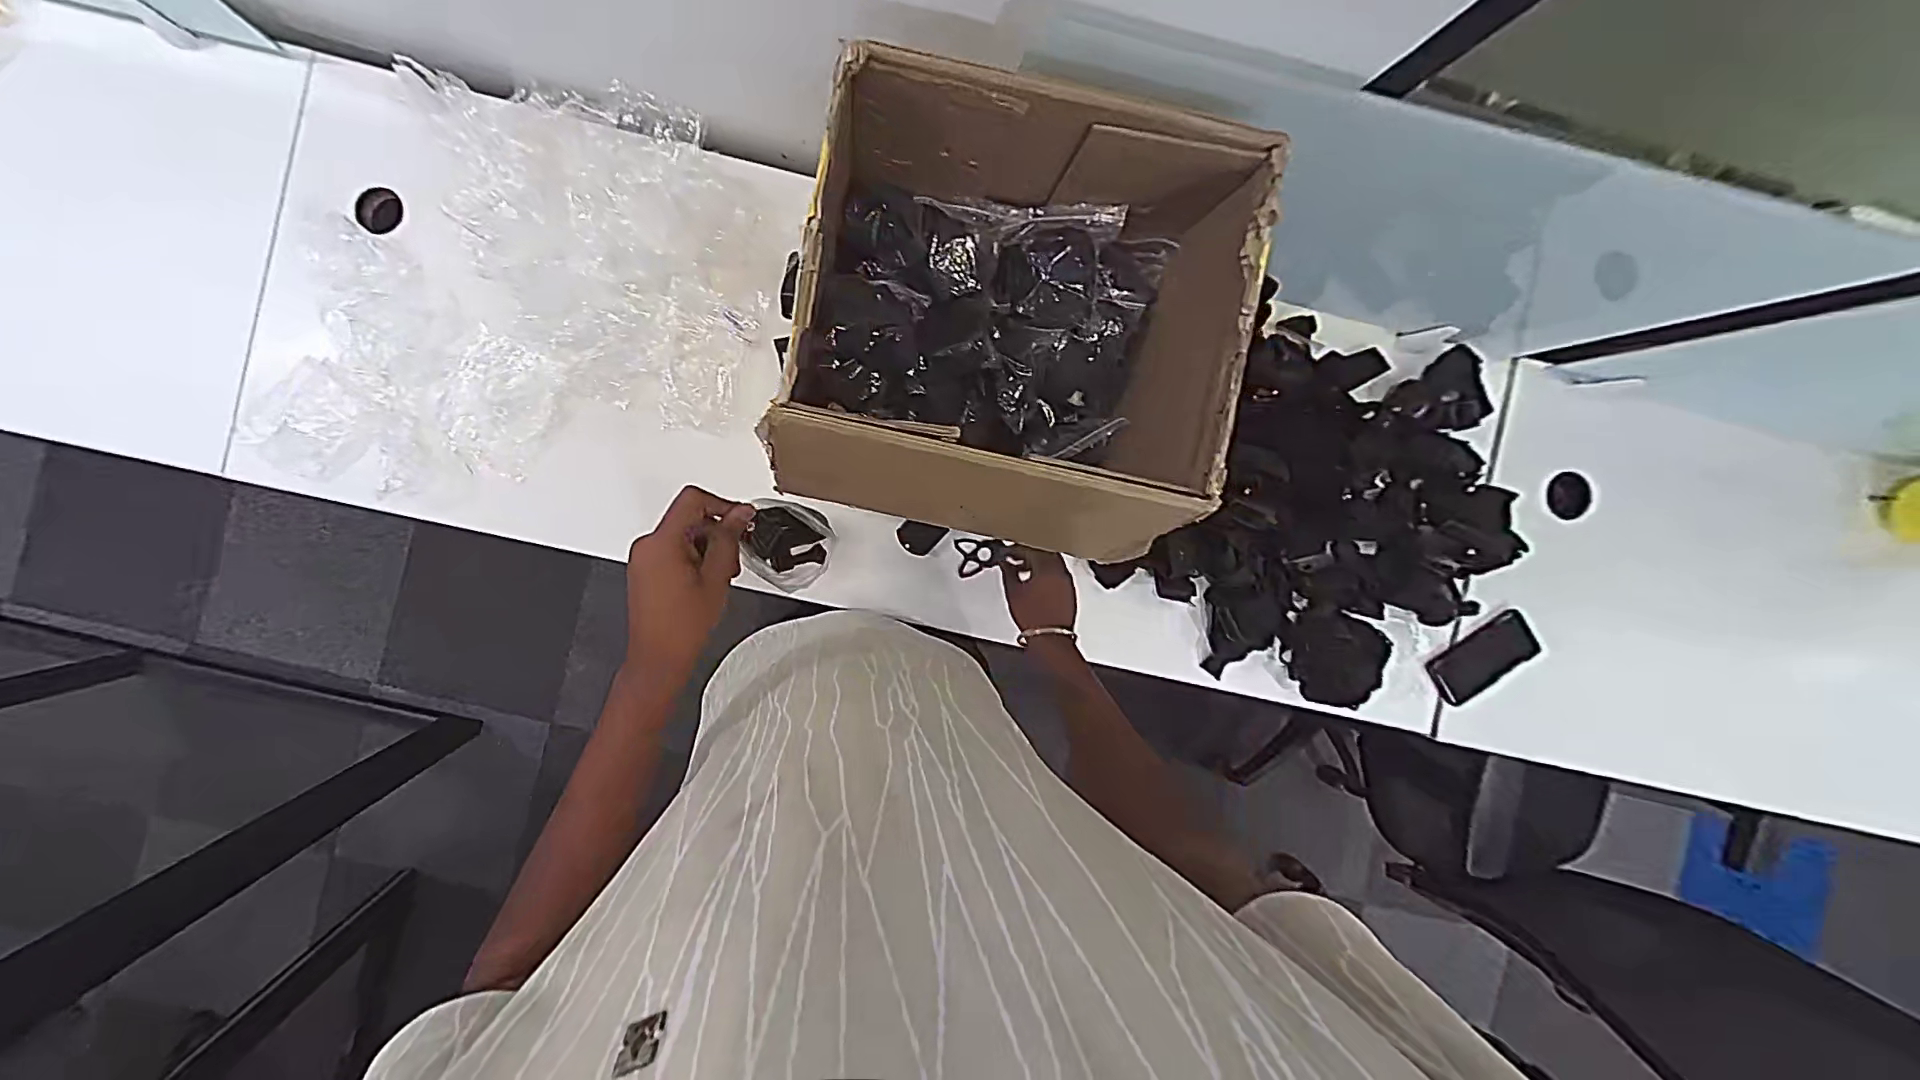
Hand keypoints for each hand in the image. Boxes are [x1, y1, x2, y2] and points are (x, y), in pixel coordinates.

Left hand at [626, 486, 752, 682]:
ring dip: (708, 548)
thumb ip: (729, 538)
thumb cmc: (682, 625)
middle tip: (734, 556)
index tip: (741, 518)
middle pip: (690, 518)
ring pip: (685, 535)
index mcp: (662, 542)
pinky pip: (674, 550)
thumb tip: (739, 514)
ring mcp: (644, 557)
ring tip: (720, 576)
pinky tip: (707, 581)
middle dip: (717, 534)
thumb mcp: (717, 576)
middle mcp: (648, 545)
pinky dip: (695, 558)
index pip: (693, 500)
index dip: (722, 505)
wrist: (660, 655)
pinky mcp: (646, 569)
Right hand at [1001, 547, 1075, 633]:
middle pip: (1044, 553)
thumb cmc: (1033, 618)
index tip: (1009, 552)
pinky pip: (1058, 575)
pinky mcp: (1070, 591)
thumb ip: (1008, 572)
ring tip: (1025, 571)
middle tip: (1017, 559)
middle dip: (1030, 554)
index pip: (1031, 550)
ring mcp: (1067, 581)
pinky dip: (1047, 574)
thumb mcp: (1013, 592)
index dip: (1017, 550)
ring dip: (1039, 564)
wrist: (1050, 638)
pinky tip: (1037, 582)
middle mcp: (1060, 571)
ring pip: (1053, 563)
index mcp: (1046, 567)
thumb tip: (1005, 563)